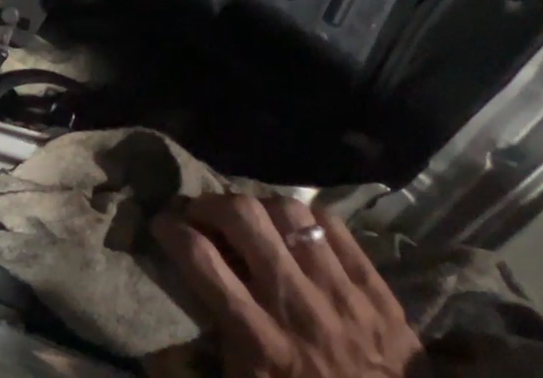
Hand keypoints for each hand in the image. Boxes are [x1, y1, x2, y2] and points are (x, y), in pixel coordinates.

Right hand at [152, 195, 423, 376]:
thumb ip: (207, 338)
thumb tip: (167, 302)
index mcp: (258, 336)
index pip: (199, 256)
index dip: (169, 228)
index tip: (162, 225)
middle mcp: (296, 305)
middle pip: (243, 218)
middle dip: (210, 204)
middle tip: (203, 215)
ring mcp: (343, 296)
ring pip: (288, 212)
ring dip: (258, 208)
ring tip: (251, 222)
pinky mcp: (380, 293)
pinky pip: (335, 229)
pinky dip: (305, 220)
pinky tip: (294, 231)